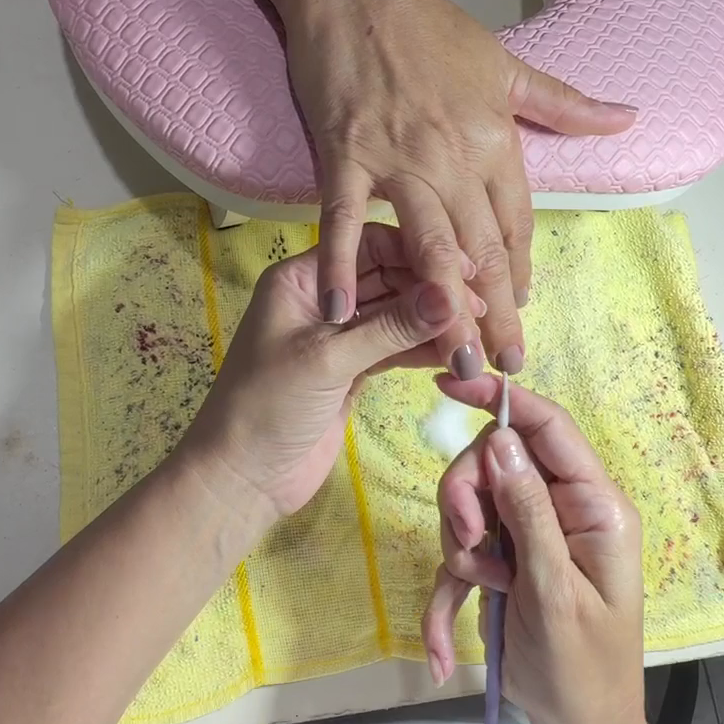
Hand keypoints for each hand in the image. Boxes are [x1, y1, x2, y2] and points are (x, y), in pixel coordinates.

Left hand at [179, 224, 476, 518]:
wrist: (243, 477)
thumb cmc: (267, 405)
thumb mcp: (328, 359)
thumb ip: (391, 327)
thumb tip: (452, 296)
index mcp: (301, 279)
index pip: (367, 246)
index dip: (415, 253)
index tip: (463, 266)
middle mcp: (321, 298)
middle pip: (387, 279)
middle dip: (430, 290)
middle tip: (480, 303)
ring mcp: (338, 336)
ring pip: (394, 316)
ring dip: (432, 323)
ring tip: (477, 331)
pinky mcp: (351, 369)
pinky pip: (393, 348)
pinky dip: (422, 350)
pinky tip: (455, 353)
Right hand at [284, 0, 636, 380]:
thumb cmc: (429, 27)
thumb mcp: (506, 64)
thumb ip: (566, 103)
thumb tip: (628, 118)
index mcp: (495, 139)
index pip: (517, 224)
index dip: (520, 274)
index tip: (521, 316)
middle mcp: (454, 158)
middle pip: (481, 250)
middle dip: (496, 313)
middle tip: (503, 368)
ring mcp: (398, 160)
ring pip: (428, 246)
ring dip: (442, 307)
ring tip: (453, 360)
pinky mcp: (346, 157)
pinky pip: (346, 220)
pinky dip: (342, 267)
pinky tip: (341, 314)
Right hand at [420, 375, 643, 723]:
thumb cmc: (584, 670)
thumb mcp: (556, 593)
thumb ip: (529, 513)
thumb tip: (501, 440)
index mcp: (594, 506)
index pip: (548, 429)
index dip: (502, 399)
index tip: (450, 383)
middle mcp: (561, 508)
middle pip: (494, 462)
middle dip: (467, 498)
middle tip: (469, 545)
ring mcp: (528, 533)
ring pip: (469, 503)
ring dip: (459, 548)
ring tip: (485, 593)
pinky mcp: (502, 560)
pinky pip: (460, 554)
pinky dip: (445, 596)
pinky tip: (441, 649)